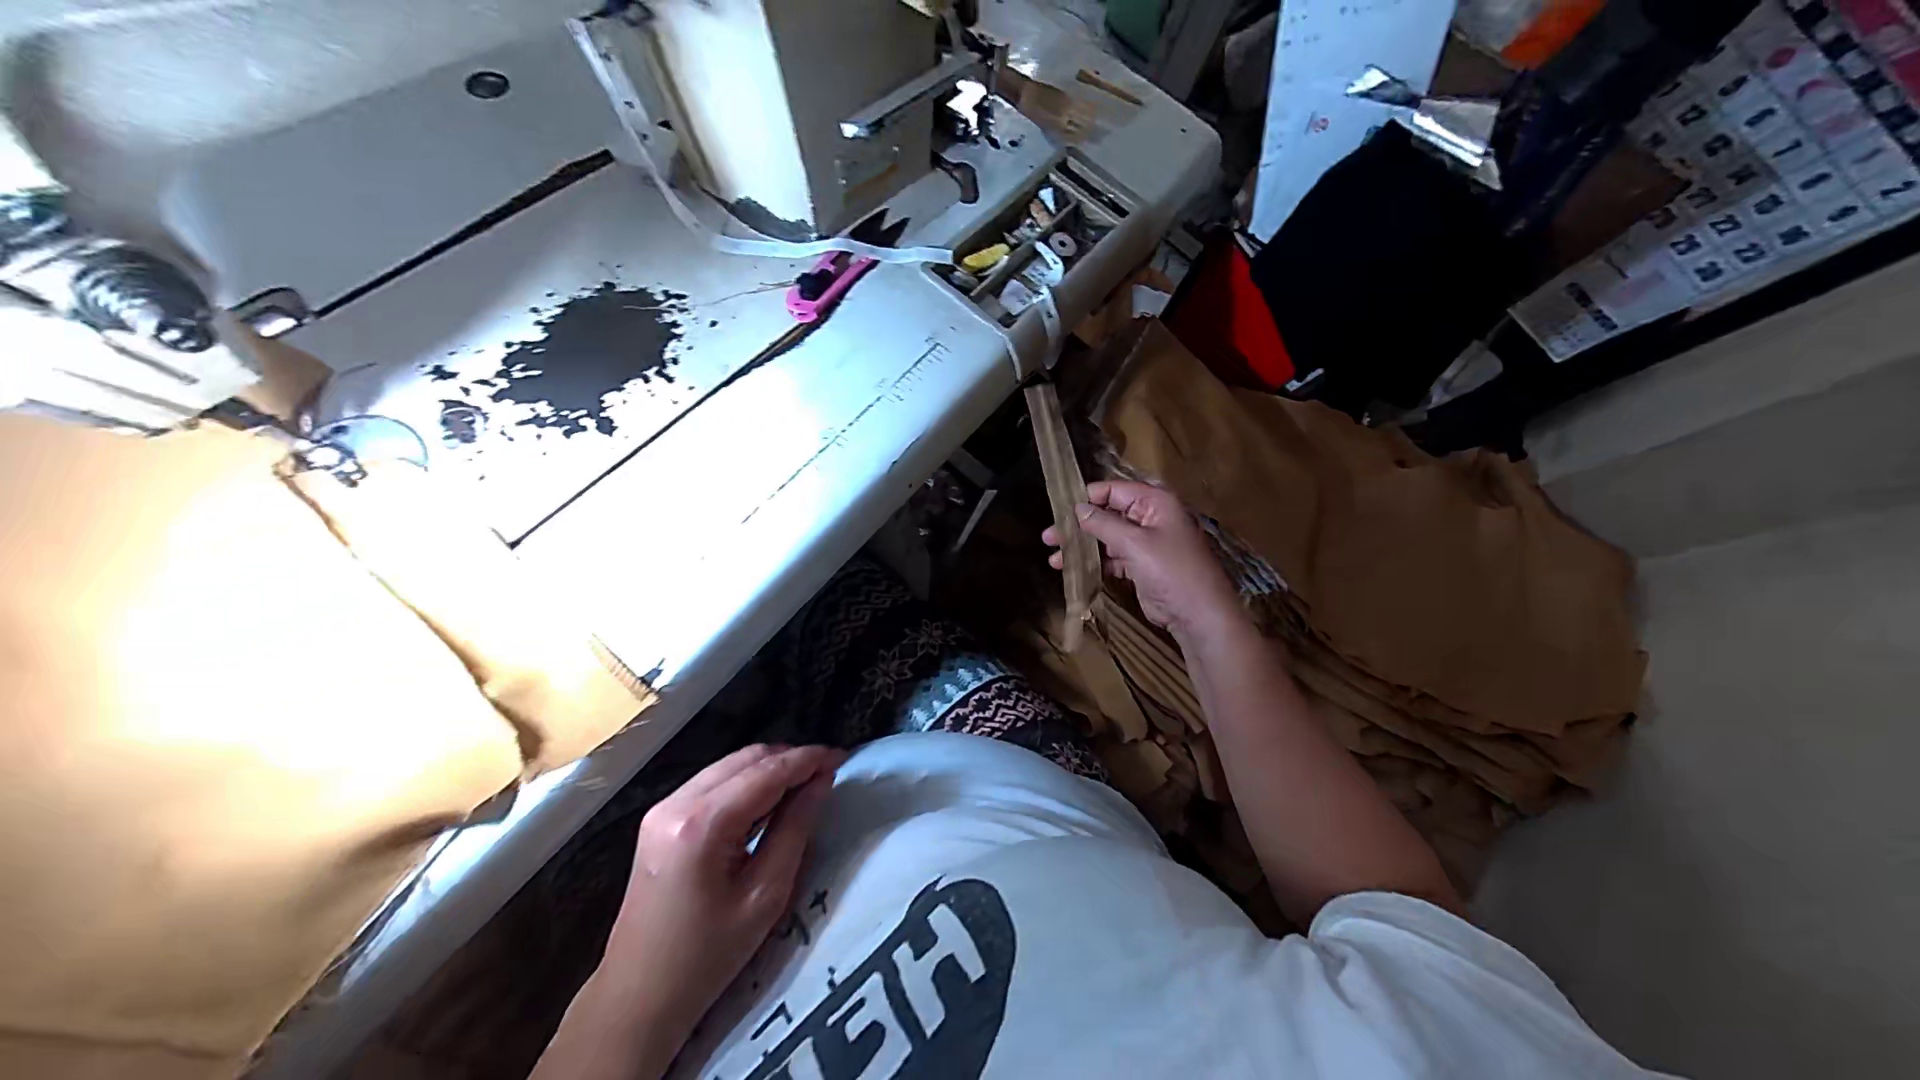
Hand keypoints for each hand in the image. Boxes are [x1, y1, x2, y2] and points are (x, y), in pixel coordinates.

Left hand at [601, 744, 844, 1054]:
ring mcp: (662, 808)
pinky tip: (767, 802)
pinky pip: (713, 782)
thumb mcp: (766, 894)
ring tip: (803, 786)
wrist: (639, 994)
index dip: (808, 759)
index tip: (842, 758)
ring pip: (729, 765)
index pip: (767, 771)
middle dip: (790, 760)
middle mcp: (677, 802)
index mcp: (702, 823)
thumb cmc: (708, 955)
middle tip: (826, 774)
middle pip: (746, 759)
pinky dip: (745, 782)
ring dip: (768, 769)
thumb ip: (796, 828)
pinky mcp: (660, 818)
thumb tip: (821, 782)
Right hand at [1042, 480, 1243, 642]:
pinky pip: (1112, 557)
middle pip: (1107, 514)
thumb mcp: (1135, 543)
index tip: (1058, 509)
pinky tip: (1072, 570)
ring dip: (1082, 547)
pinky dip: (1094, 562)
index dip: (1086, 499)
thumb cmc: (1171, 570)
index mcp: (1155, 502)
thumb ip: (1103, 523)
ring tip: (1054, 558)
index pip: (1113, 490)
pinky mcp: (1141, 565)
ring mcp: (1146, 543)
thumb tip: (1077, 508)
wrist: (1198, 614)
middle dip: (1078, 526)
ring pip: (1106, 538)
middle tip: (1049, 536)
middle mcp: (1150, 517)